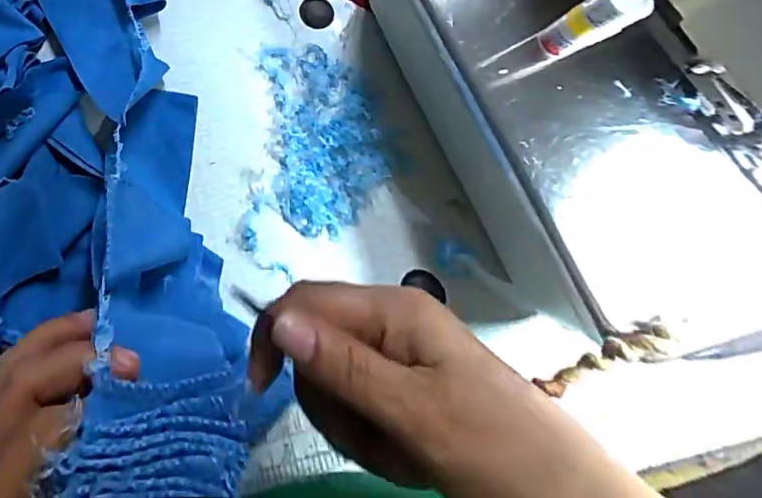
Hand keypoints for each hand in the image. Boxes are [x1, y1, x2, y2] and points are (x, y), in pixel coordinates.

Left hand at [0, 311, 140, 497]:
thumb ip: (86, 473)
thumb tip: (115, 428)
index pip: (36, 423)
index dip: (84, 400)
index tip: (130, 383)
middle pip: (15, 380)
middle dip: (68, 352)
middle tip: (120, 349)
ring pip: (6, 372)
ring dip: (50, 340)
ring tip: (93, 325)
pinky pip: (4, 386)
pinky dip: (35, 357)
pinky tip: (63, 349)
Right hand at [248, 282, 652, 497]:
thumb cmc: (501, 451)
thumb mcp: (417, 415)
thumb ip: (344, 366)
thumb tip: (277, 321)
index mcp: (392, 309)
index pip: (306, 301)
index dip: (274, 334)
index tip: (260, 388)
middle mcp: (390, 324)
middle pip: (317, 346)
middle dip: (332, 399)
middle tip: (372, 440)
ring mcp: (399, 359)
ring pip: (334, 383)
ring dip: (355, 427)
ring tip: (402, 457)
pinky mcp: (408, 392)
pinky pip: (360, 408)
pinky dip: (374, 441)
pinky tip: (409, 460)